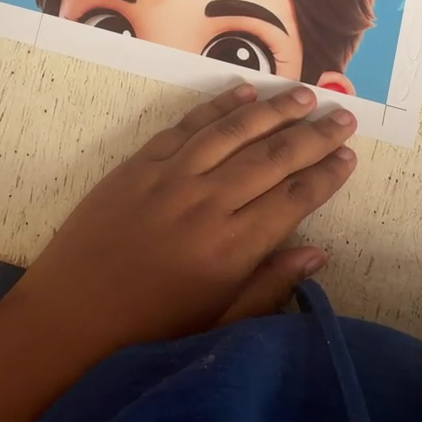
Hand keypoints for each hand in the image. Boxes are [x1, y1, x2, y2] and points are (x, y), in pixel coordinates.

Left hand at [0, 83, 357, 360]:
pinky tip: (243, 93)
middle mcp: (206, 202)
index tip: (349, 154)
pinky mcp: (141, 162)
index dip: (325, 174)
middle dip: (311, 134)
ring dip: (272, 110)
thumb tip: (318, 253)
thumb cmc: (148, 328)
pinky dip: (217, 106)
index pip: (293, 199)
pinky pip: (187, 125)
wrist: (72, 311)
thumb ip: (270, 286)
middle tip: (342, 114)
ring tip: (303, 95)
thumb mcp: (216, 322)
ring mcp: (171, 176)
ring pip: (232, 132)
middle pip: (271, 158)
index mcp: (230, 248)